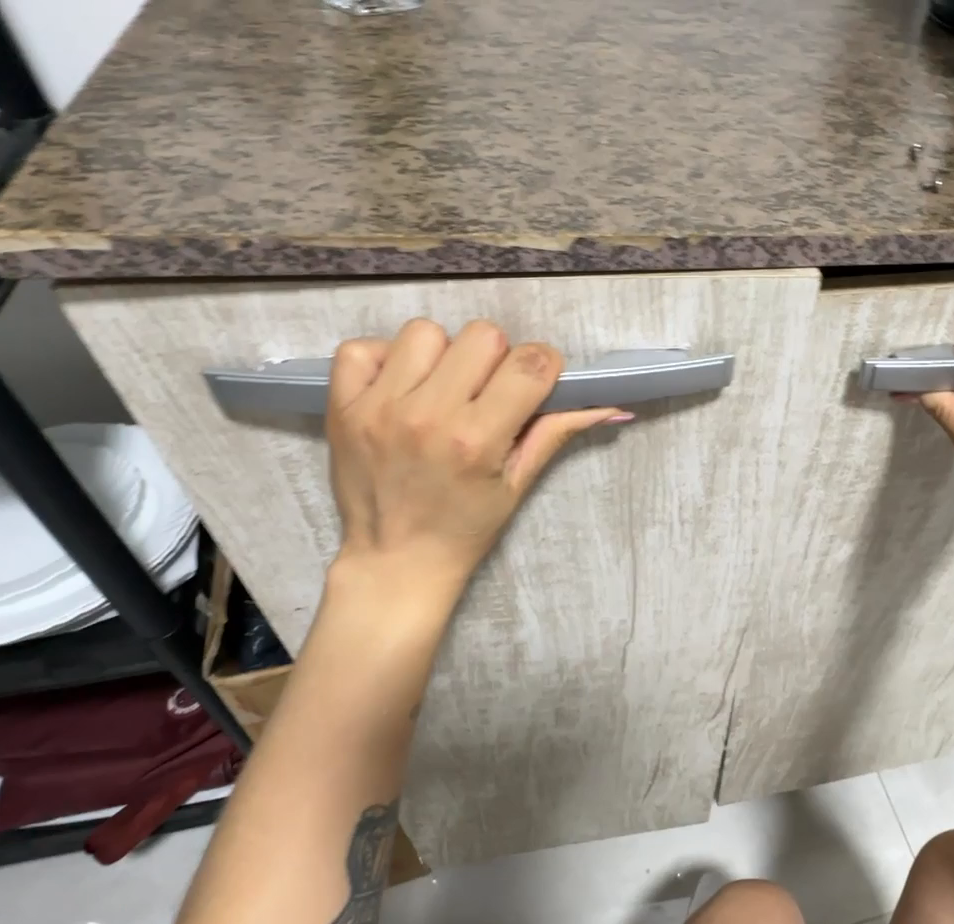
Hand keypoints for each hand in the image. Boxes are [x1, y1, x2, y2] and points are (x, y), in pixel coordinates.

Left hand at [323, 318, 628, 605]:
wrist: (396, 561)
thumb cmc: (465, 528)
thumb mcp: (517, 485)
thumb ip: (556, 433)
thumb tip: (610, 402)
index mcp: (477, 440)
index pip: (530, 363)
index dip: (543, 366)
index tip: (535, 385)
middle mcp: (428, 415)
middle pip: (482, 335)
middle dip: (495, 360)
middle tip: (484, 394)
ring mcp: (379, 407)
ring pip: (425, 332)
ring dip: (441, 356)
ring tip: (439, 392)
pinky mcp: (343, 406)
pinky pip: (361, 347)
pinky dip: (384, 361)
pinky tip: (398, 390)